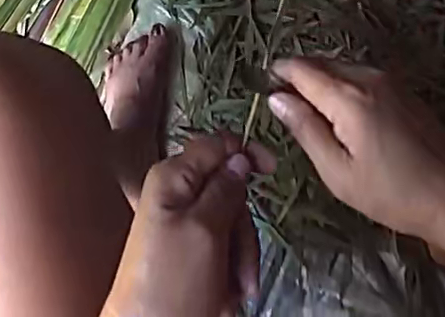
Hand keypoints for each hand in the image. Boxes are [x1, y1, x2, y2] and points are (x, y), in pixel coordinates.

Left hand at [101, 132, 276, 316]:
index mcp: (171, 178)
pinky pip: (220, 251)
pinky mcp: (186, 257)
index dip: (245, 150)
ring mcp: (180, 227)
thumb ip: (224, 189)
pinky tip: (223, 299)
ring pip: (228, 223)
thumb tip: (240, 157)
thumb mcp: (204, 232)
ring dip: (240, 257)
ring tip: (236, 292)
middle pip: (227, 190)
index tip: (272, 167)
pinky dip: (229, 274)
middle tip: (244, 267)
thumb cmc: (171, 286)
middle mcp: (174, 196)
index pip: (214, 144)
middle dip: (243, 228)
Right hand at [266, 58, 444, 238]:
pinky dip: (339, 81)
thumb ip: (305, 130)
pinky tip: (338, 107)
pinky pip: (358, 73)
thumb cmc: (392, 192)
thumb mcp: (338, 172)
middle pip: (320, 62)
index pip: (302, 70)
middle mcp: (365, 77)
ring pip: (340, 65)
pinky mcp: (399, 86)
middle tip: (282, 95)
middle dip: (298, 72)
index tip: (265, 80)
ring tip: (307, 103)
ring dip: (319, 76)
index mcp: (347, 98)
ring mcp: (385, 78)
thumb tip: (276, 98)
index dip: (281, 71)